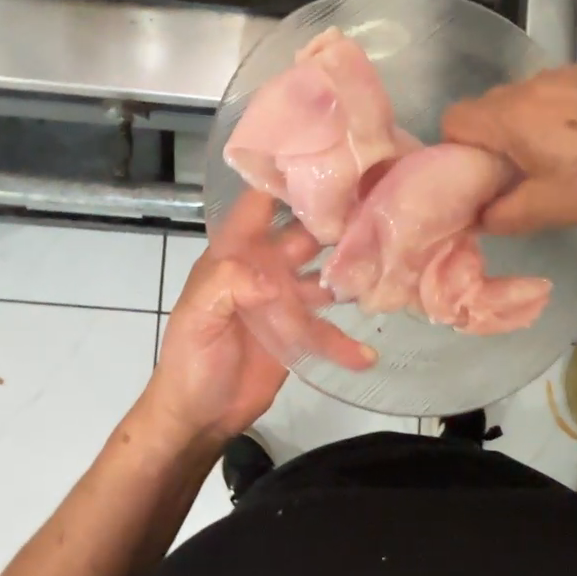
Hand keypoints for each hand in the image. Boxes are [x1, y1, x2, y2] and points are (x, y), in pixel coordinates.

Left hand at [142, 192, 375, 445]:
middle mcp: (262, 271)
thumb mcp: (197, 318)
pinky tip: (368, 352)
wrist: (199, 415)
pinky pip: (327, 332)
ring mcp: (282, 303)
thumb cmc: (189, 361)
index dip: (285, 181)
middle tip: (379, 209)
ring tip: (387, 267)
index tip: (325, 160)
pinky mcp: (297, 336)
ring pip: (323, 280)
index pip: (258, 206)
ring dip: (349, 276)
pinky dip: (346, 342)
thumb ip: (227, 287)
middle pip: (302, 237)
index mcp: (233, 257)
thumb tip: (273, 280)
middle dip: (334, 223)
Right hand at [442, 67, 576, 233]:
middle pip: (487, 109)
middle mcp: (532, 85)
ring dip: (526, 132)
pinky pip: (559, 96)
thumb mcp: (550, 210)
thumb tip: (480, 216)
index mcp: (510, 116)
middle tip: (517, 183)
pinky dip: (559, 120)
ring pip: (524, 103)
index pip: (453, 121)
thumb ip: (503, 214)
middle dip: (491, 145)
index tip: (479, 183)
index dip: (457, 154)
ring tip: (559, 167)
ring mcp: (570, 76)